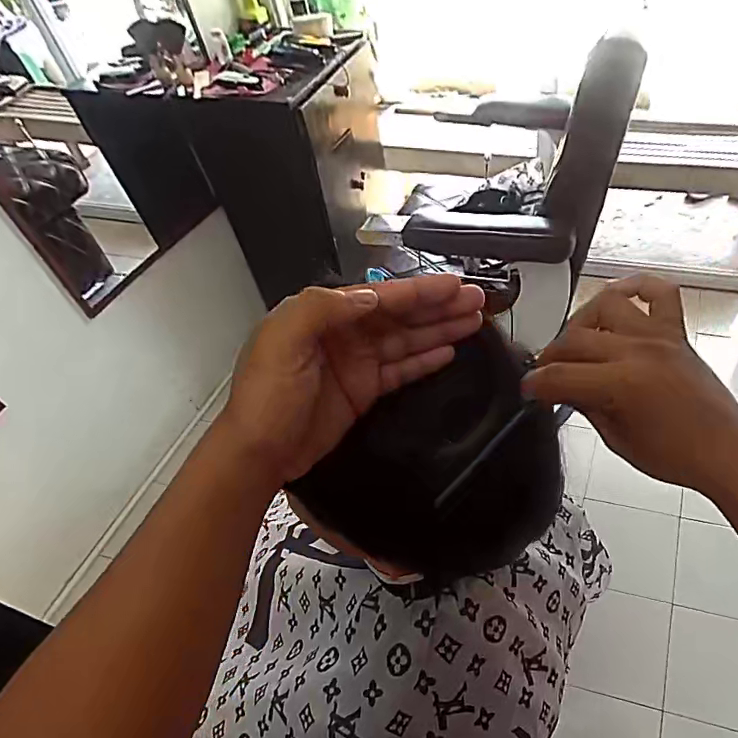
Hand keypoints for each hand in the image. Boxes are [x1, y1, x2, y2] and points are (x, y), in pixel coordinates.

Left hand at [217, 274, 485, 484]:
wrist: (262, 451)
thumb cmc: (264, 398)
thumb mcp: (282, 341)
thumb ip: (322, 309)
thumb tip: (369, 296)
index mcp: (322, 314)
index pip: (381, 297)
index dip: (420, 291)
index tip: (453, 286)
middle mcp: (343, 334)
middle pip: (401, 315)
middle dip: (439, 306)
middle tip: (475, 300)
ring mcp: (356, 363)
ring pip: (407, 340)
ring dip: (440, 330)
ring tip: (472, 321)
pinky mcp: (365, 390)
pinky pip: (402, 369)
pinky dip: (425, 360)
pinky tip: (448, 352)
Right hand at [523, 275, 737, 495]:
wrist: (725, 451)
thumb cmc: (681, 455)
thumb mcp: (619, 440)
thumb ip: (587, 408)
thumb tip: (564, 391)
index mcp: (621, 384)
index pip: (560, 376)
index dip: (536, 385)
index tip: (529, 390)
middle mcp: (638, 351)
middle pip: (575, 339)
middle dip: (551, 358)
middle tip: (547, 375)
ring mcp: (659, 337)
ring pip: (606, 304)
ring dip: (583, 321)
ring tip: (577, 343)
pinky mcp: (676, 334)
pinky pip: (658, 292)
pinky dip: (636, 288)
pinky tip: (619, 299)